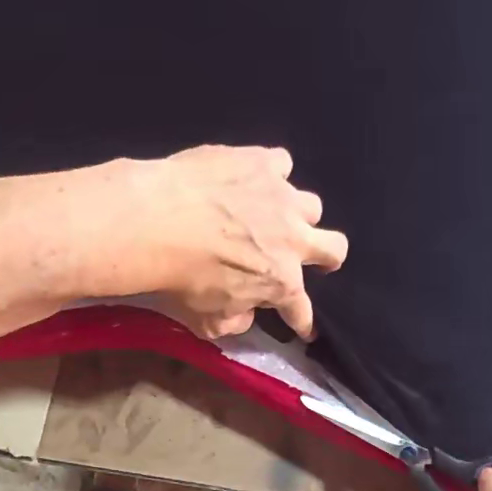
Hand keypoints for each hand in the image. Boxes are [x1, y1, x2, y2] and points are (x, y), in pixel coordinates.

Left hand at [70, 145, 348, 338]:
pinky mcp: (262, 162)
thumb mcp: (206, 321)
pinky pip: (281, 165)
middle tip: (313, 258)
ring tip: (274, 215)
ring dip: (296, 215)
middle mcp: (292, 239)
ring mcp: (281, 197)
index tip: (304, 328)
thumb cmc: (181, 279)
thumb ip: (233, 323)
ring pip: (311, 205)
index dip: (303, 322)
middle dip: (327, 258)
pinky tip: (251, 180)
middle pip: (334, 248)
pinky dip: (270, 175)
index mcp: (281, 282)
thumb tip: (245, 316)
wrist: (157, 222)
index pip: (301, 310)